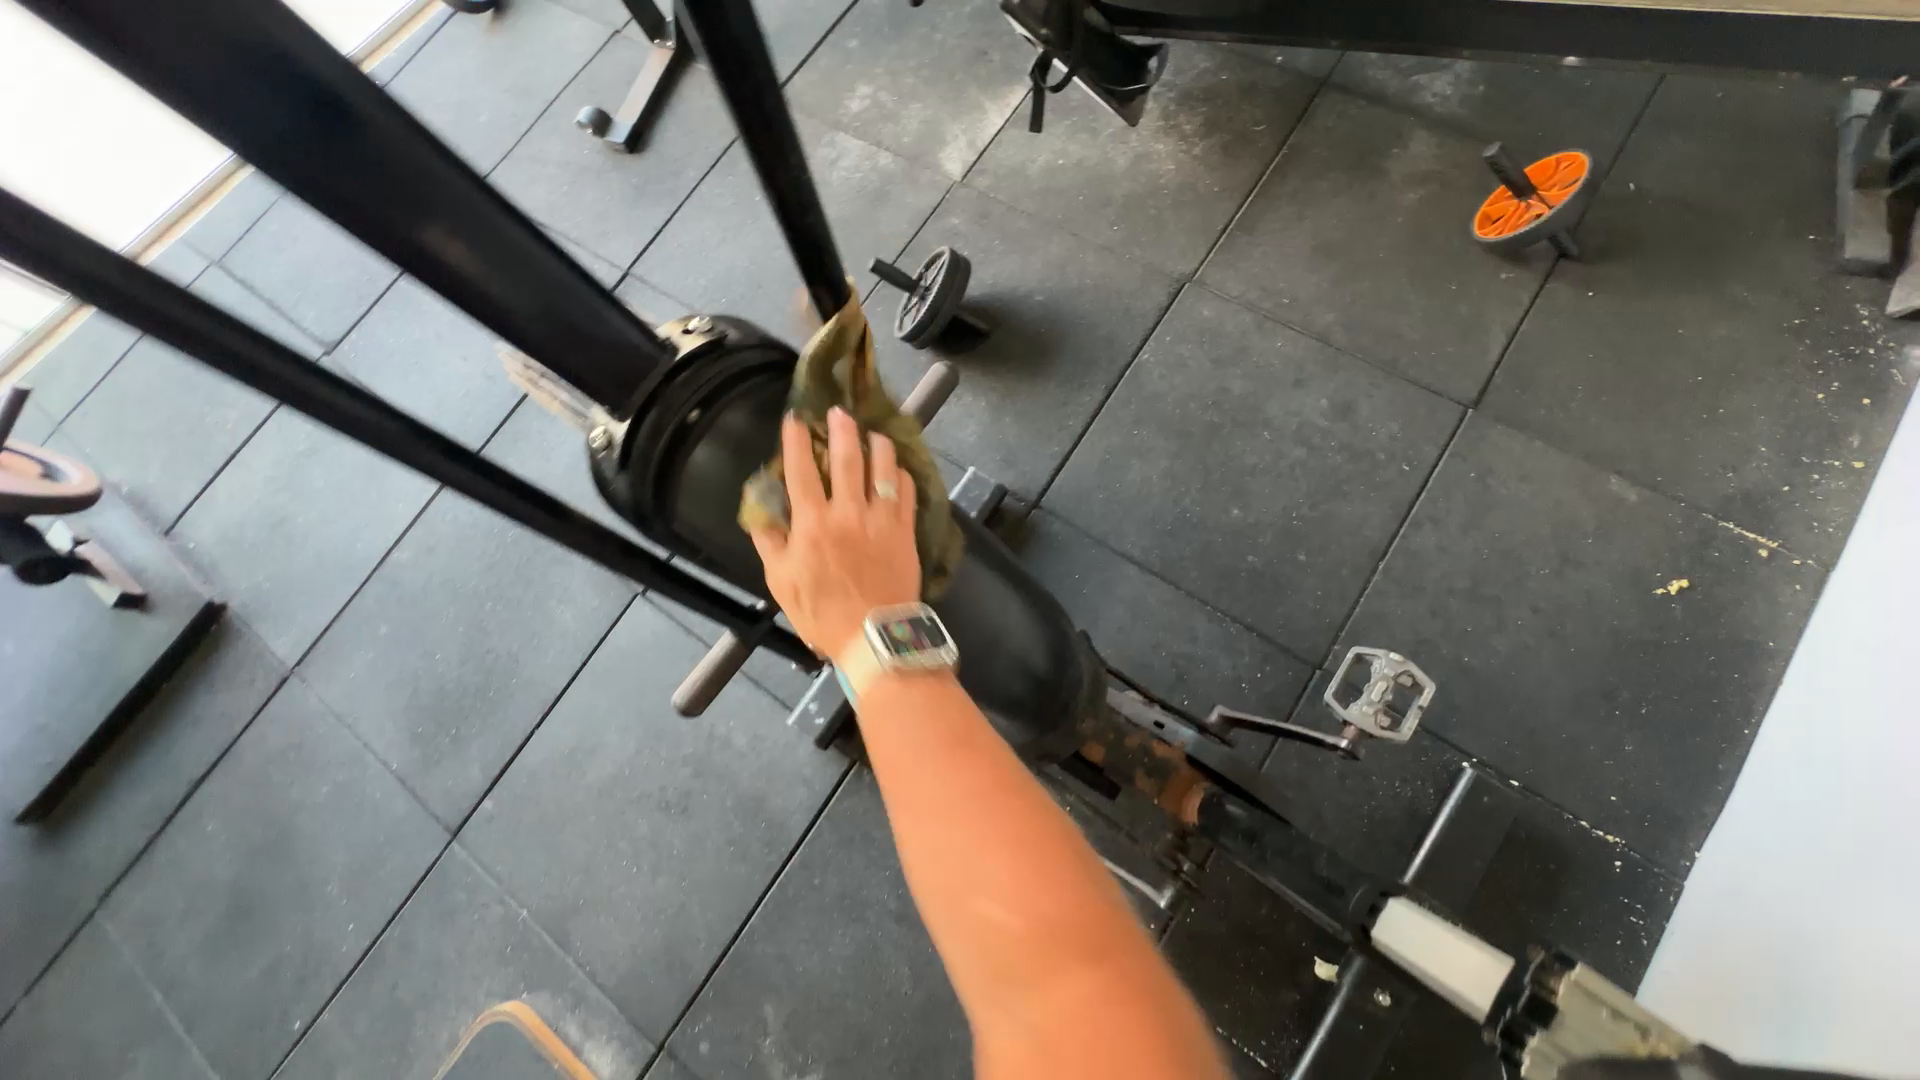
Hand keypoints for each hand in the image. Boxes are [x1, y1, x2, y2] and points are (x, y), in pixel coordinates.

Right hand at [748, 406, 920, 662]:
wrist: (873, 636)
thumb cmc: (821, 613)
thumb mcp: (781, 581)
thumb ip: (770, 542)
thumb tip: (761, 512)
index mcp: (812, 523)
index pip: (802, 469)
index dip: (797, 440)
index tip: (795, 419)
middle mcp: (848, 512)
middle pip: (847, 458)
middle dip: (841, 429)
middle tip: (839, 411)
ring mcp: (881, 520)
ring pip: (883, 468)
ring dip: (877, 444)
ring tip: (874, 433)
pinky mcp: (905, 531)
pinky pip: (907, 492)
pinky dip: (902, 474)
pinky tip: (898, 468)